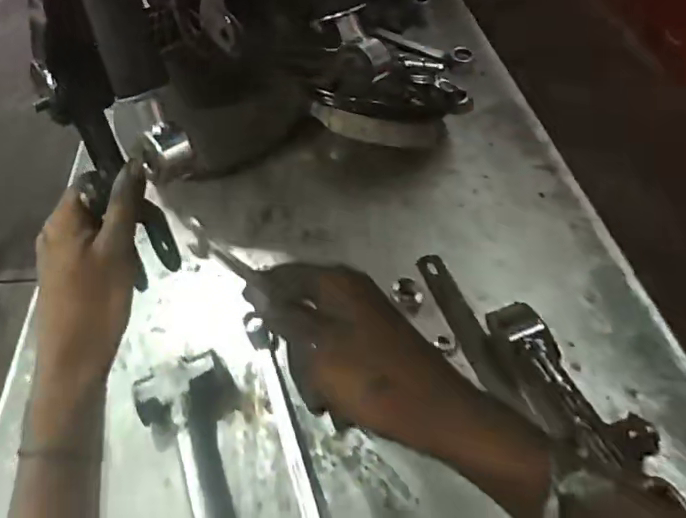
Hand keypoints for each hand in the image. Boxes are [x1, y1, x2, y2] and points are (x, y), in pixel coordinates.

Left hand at [31, 158, 145, 404]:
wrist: (72, 369)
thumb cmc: (95, 303)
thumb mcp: (116, 248)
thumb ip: (124, 203)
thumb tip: (132, 163)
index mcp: (61, 219)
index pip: (91, 180)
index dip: (119, 184)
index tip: (147, 201)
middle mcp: (53, 232)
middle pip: (96, 205)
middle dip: (128, 217)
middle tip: (157, 238)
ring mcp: (56, 256)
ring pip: (98, 231)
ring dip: (125, 240)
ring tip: (148, 263)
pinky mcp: (64, 278)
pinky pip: (92, 252)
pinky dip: (114, 257)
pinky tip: (133, 278)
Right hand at [248, 263, 482, 451]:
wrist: (438, 412)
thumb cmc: (372, 378)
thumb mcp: (317, 349)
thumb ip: (285, 317)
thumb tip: (257, 291)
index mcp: (336, 282)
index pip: (286, 273)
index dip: (263, 291)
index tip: (247, 312)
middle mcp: (350, 289)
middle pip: (302, 302)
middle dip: (291, 339)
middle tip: (292, 369)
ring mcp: (366, 313)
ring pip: (319, 331)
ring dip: (312, 363)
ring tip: (320, 395)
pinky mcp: (376, 339)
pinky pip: (339, 347)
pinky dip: (333, 370)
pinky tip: (339, 399)